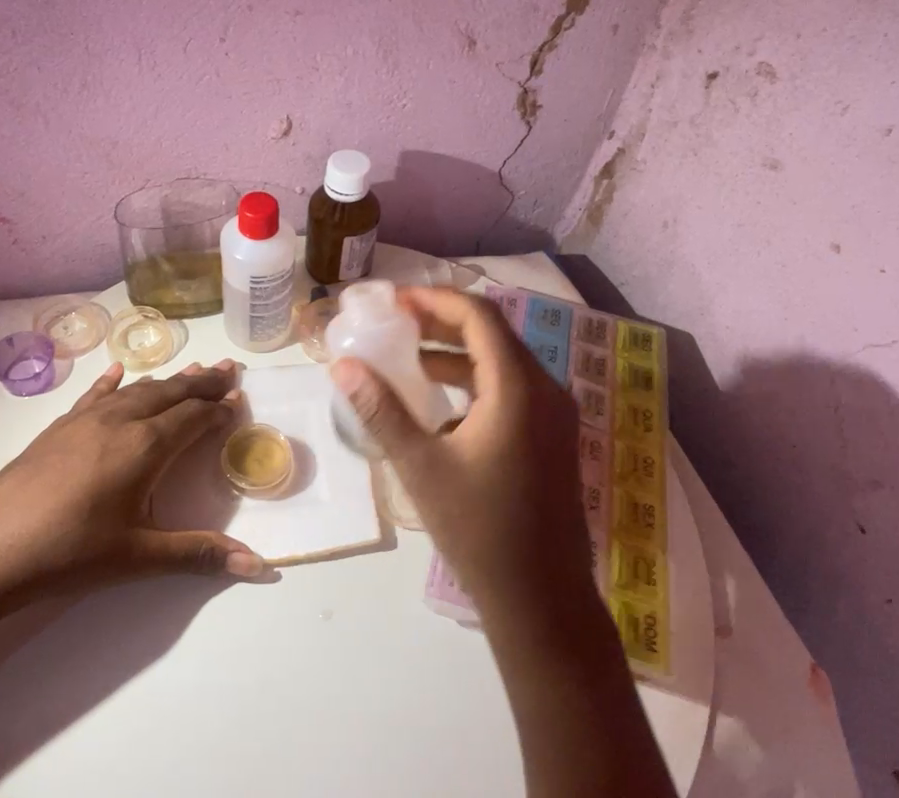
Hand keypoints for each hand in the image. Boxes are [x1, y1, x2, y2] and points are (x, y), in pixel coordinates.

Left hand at [0, 359, 267, 609]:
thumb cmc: (70, 552)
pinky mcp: (58, 428)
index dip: (219, 409)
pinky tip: (118, 371)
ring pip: (136, 389)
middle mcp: (120, 421)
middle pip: (170, 392)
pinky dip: (113, 382)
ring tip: (191, 369)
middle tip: (228, 369)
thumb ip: (199, 555)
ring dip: (167, 379)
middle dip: (202, 381)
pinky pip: (94, 395)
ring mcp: (85, 420)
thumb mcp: (140, 557)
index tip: (240, 399)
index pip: (193, 418)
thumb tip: (259, 566)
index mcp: (146, 447)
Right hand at [330, 288, 591, 607]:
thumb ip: (382, 410)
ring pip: (504, 364)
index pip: (479, 317)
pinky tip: (440, 411)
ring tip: (410, 360)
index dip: (436, 300)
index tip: (396, 301)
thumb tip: (343, 366)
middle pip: (494, 335)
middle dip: (444, 322)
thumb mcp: (422, 466)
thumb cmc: (479, 529)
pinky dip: (476, 386)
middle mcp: (545, 391)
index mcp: (517, 388)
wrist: (541, 597)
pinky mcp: (553, 439)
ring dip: (458, 355)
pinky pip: (514, 392)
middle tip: (397, 323)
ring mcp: (555, 416)